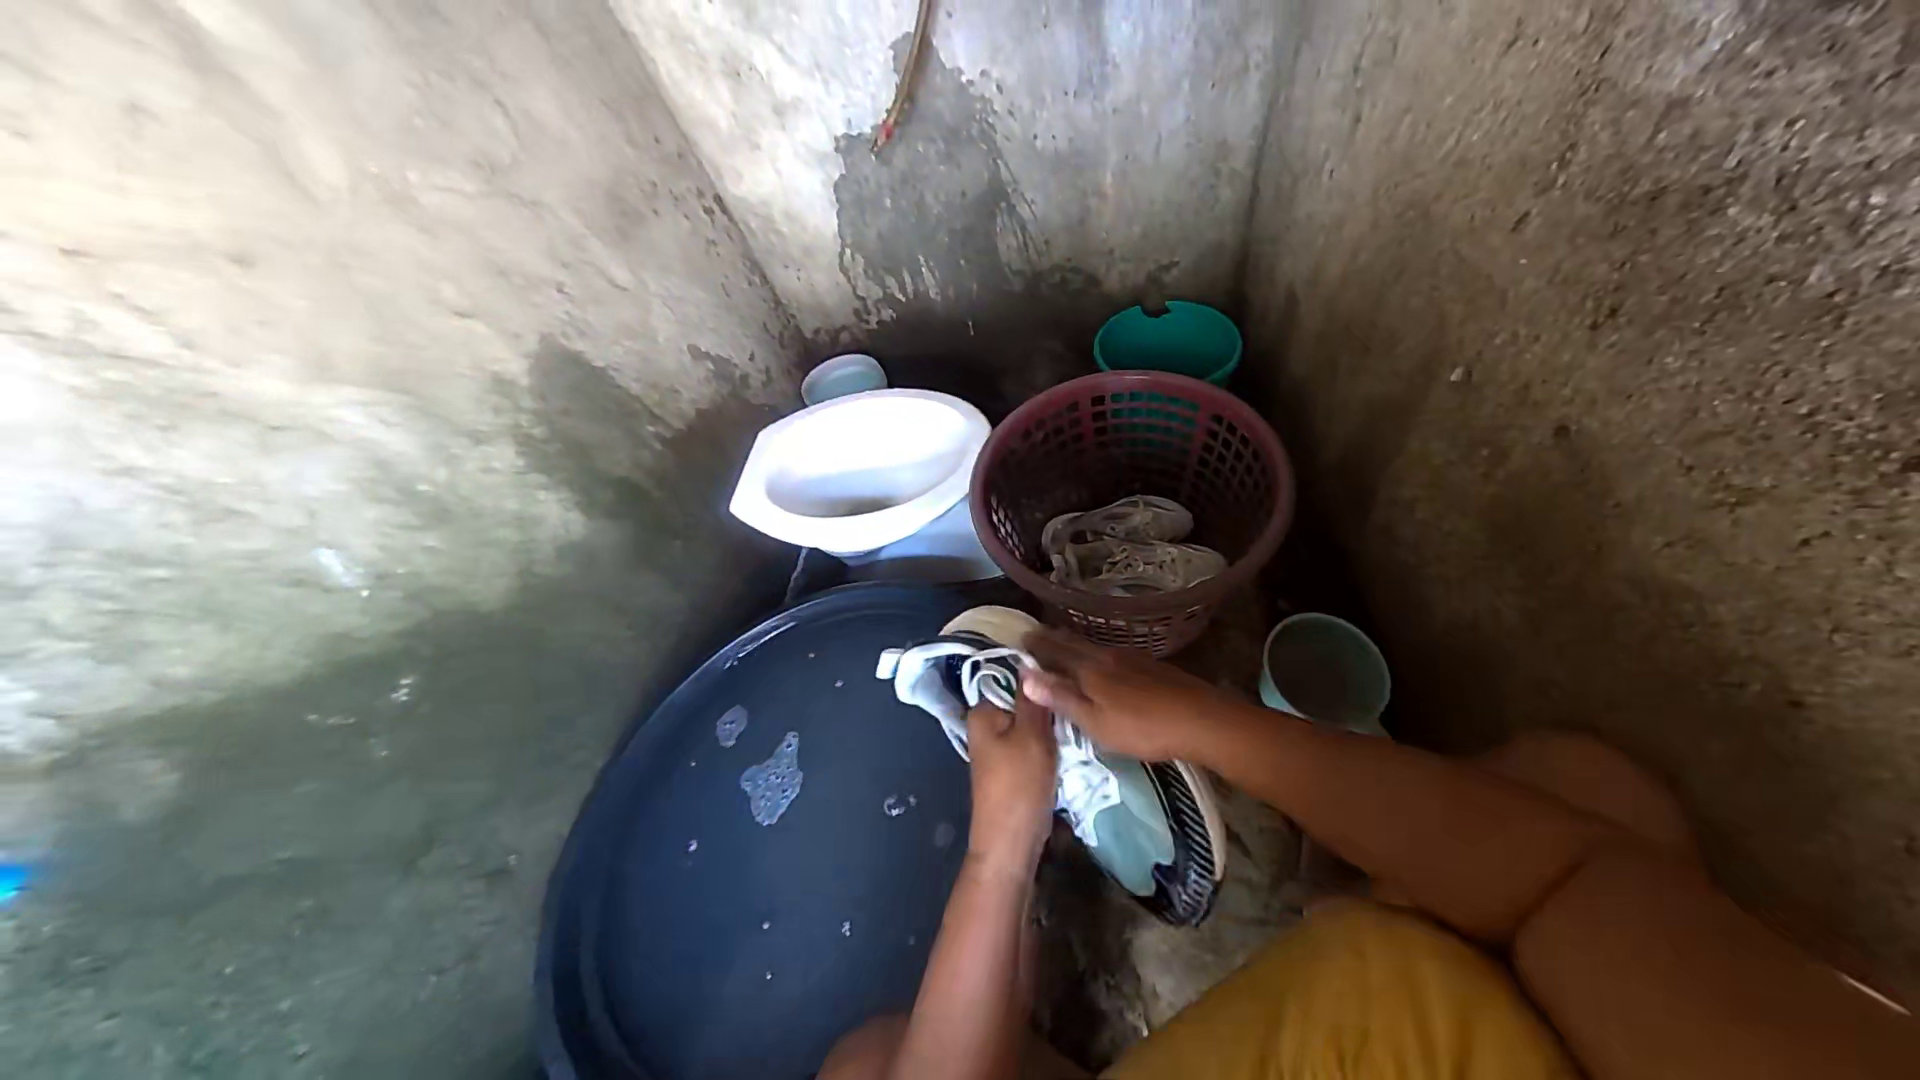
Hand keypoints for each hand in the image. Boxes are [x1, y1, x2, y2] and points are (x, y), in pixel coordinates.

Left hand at [964, 695, 1057, 874]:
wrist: (1011, 843)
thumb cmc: (1019, 785)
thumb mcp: (1032, 736)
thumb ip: (1033, 700)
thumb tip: (1030, 662)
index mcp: (982, 713)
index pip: (1011, 679)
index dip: (1039, 681)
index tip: (1067, 681)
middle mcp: (985, 726)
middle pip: (1022, 703)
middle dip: (1047, 707)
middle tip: (1075, 707)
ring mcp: (997, 748)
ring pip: (1031, 725)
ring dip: (1051, 728)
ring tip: (1075, 727)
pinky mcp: (1011, 767)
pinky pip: (1033, 745)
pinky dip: (1048, 747)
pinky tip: (1066, 749)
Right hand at [1020, 629, 1229, 762]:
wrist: (1201, 720)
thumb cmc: (1142, 727)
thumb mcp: (1095, 722)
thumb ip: (1061, 698)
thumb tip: (1025, 674)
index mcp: (1089, 669)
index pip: (1055, 650)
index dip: (1036, 646)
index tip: (1019, 640)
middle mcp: (1106, 655)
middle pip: (1074, 643)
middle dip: (1052, 639)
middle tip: (1035, 636)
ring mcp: (1131, 658)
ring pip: (1093, 646)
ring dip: (1073, 644)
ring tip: (1062, 645)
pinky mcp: (1150, 666)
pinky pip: (1110, 652)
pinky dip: (1094, 652)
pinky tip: (1102, 661)